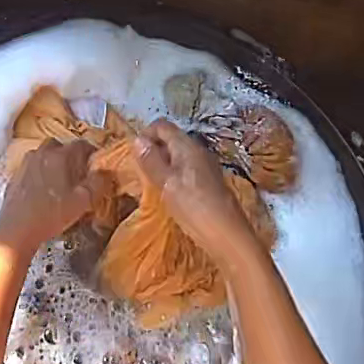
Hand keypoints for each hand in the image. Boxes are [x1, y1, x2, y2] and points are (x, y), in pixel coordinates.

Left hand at [0, 140, 99, 248]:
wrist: (17, 230)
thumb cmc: (50, 215)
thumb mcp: (83, 202)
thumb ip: (97, 184)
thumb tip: (105, 172)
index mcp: (60, 156)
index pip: (81, 145)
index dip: (92, 154)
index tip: (96, 165)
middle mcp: (41, 154)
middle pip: (60, 146)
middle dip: (71, 156)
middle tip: (79, 172)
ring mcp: (26, 164)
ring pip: (44, 154)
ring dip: (54, 162)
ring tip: (61, 180)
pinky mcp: (15, 176)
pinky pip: (31, 167)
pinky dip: (40, 173)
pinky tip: (43, 190)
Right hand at [136, 119, 262, 268]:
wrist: (229, 237)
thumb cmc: (194, 208)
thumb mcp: (166, 184)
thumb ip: (151, 161)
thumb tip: (137, 139)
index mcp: (187, 146)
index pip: (162, 125)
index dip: (145, 134)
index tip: (134, 155)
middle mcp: (198, 151)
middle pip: (170, 139)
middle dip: (152, 150)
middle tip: (140, 172)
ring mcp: (206, 167)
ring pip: (177, 155)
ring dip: (162, 164)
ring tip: (152, 184)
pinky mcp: (209, 183)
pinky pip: (185, 169)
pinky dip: (173, 176)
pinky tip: (169, 195)